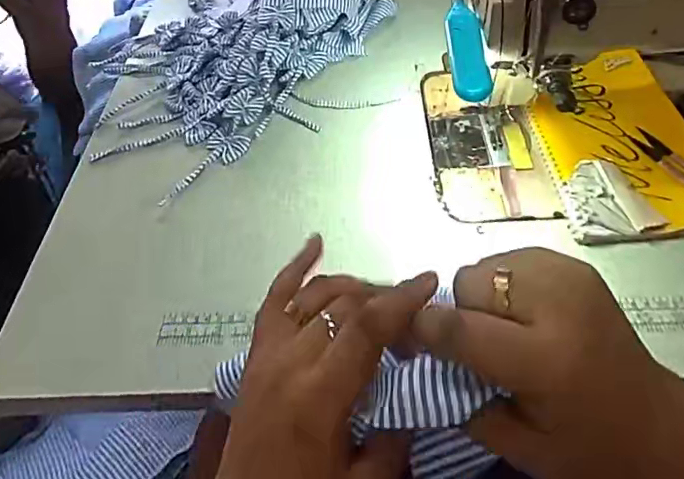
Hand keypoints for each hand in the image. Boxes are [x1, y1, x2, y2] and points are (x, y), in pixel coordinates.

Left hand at [218, 235, 436, 478]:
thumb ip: (393, 438)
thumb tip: (412, 392)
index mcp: (319, 394)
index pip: (367, 326)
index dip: (402, 299)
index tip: (429, 281)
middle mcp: (291, 361)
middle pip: (346, 306)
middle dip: (385, 301)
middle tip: (412, 320)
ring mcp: (268, 352)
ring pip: (316, 295)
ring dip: (352, 288)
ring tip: (379, 298)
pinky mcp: (254, 354)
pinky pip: (274, 298)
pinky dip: (296, 268)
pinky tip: (315, 244)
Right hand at [412, 248, 683, 478]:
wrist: (659, 423)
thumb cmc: (592, 446)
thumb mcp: (524, 446)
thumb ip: (465, 400)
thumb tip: (421, 356)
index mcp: (546, 358)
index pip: (463, 327)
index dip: (427, 327)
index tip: (407, 332)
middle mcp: (557, 302)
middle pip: (471, 281)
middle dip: (464, 311)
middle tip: (481, 346)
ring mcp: (568, 274)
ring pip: (488, 263)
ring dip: (485, 294)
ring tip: (508, 330)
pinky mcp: (574, 263)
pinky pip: (513, 258)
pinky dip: (506, 283)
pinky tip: (527, 314)